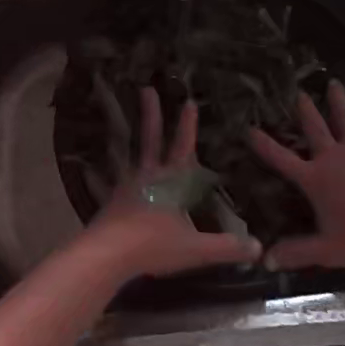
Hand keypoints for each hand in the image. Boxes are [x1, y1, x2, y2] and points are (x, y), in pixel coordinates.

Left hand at [81, 87, 260, 279]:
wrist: (109, 256)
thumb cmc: (154, 246)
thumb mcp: (196, 249)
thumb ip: (227, 247)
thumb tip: (260, 248)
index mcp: (171, 183)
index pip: (183, 148)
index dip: (187, 126)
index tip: (188, 101)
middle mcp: (147, 177)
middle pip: (150, 140)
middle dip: (152, 115)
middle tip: (146, 89)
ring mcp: (124, 188)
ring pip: (125, 154)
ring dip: (122, 135)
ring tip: (115, 117)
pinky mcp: (108, 203)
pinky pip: (102, 184)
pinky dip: (95, 176)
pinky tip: (85, 168)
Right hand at [248, 80, 344, 270]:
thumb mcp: (327, 250)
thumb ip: (297, 252)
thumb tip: (266, 260)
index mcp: (315, 178)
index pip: (281, 159)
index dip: (264, 145)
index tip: (249, 128)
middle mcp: (334, 158)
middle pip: (315, 129)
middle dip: (304, 110)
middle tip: (298, 91)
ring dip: (340, 103)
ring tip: (335, 84)